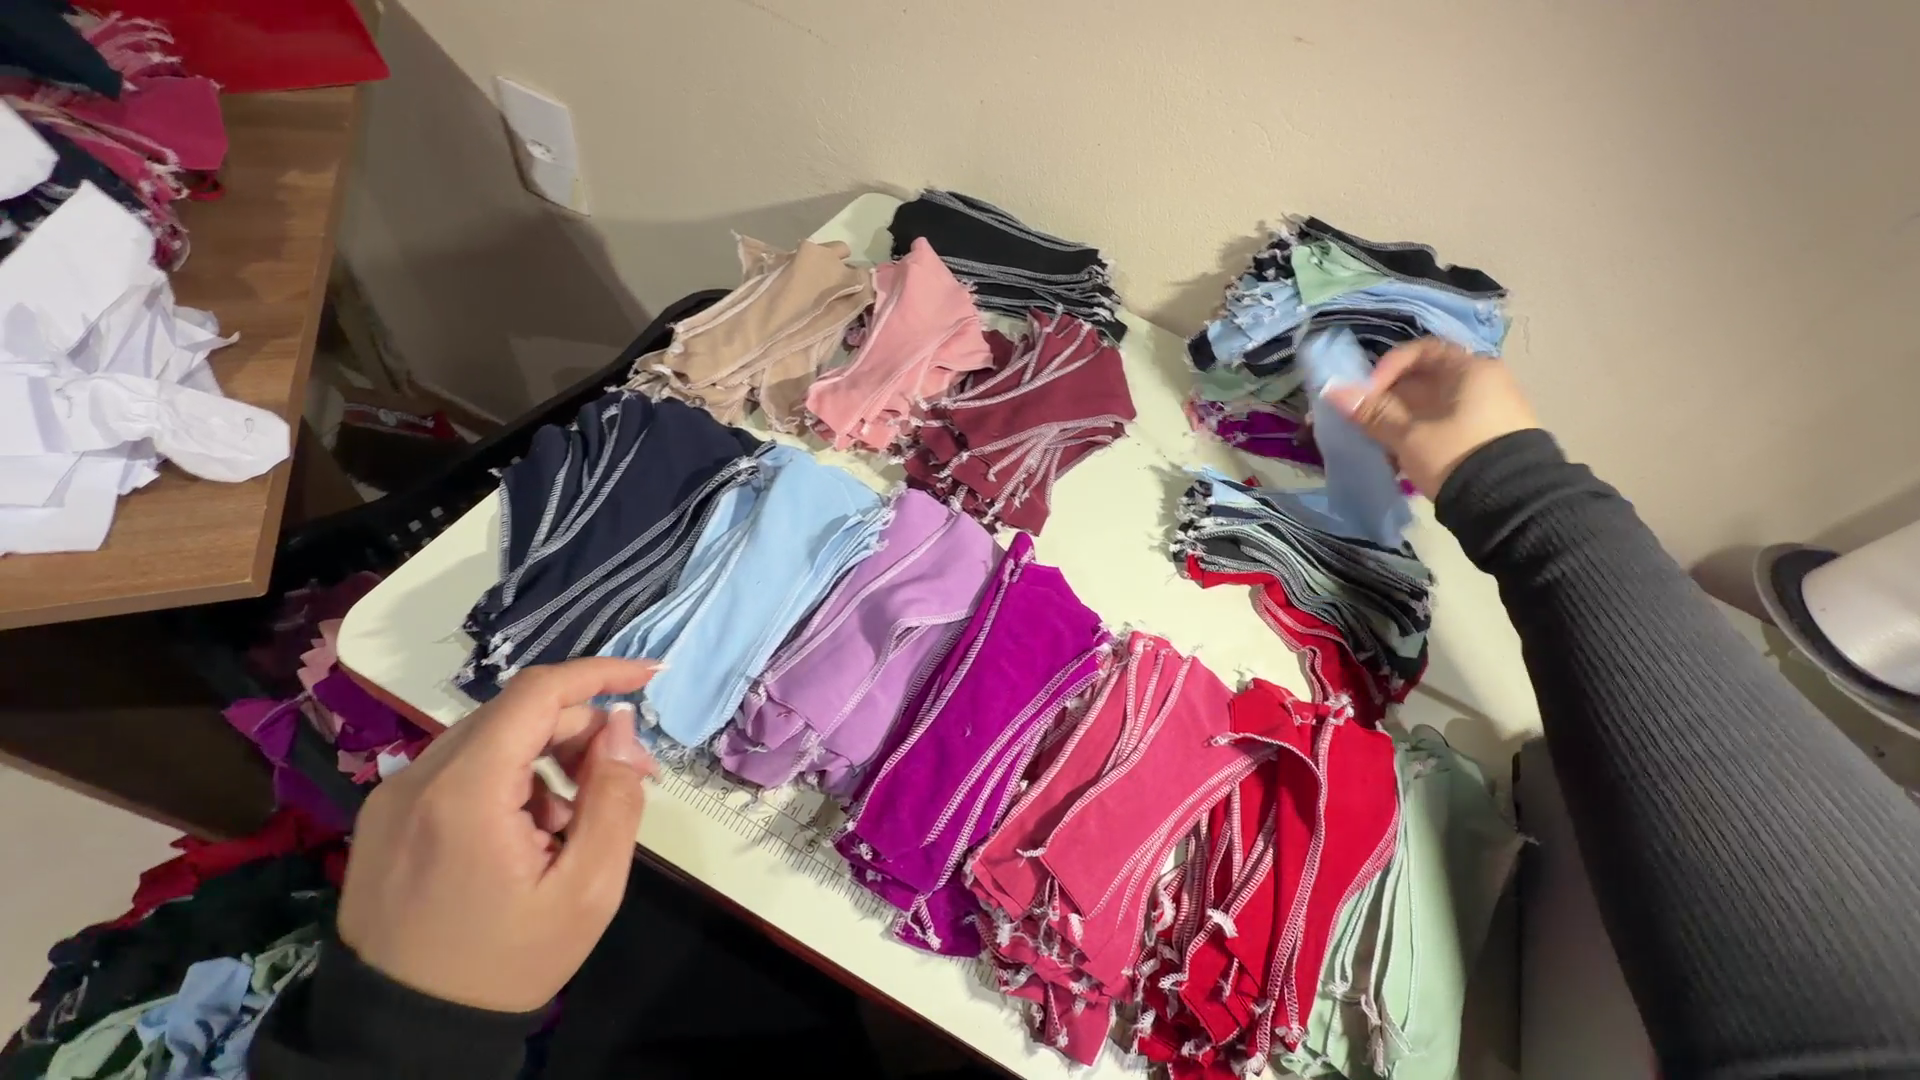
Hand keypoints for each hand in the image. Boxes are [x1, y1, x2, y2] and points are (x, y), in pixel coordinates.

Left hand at [337, 657, 659, 1012]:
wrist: (402, 1040)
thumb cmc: (508, 963)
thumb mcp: (589, 888)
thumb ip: (615, 796)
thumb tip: (619, 725)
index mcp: (466, 792)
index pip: (538, 694)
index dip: (600, 673)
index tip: (651, 676)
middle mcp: (419, 778)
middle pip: (518, 713)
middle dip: (583, 729)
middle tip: (629, 774)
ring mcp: (395, 796)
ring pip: (493, 737)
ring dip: (550, 755)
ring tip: (578, 816)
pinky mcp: (387, 816)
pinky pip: (464, 766)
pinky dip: (513, 776)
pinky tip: (533, 829)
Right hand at [1321, 338, 1538, 496]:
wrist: (1510, 502)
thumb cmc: (1456, 455)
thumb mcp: (1409, 435)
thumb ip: (1372, 412)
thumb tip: (1334, 390)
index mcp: (1470, 370)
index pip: (1421, 351)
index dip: (1388, 367)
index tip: (1367, 393)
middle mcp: (1483, 383)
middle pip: (1424, 381)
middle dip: (1387, 400)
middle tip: (1362, 421)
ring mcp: (1487, 411)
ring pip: (1430, 407)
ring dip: (1398, 422)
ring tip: (1378, 446)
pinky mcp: (1485, 437)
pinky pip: (1442, 426)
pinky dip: (1417, 436)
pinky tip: (1400, 460)